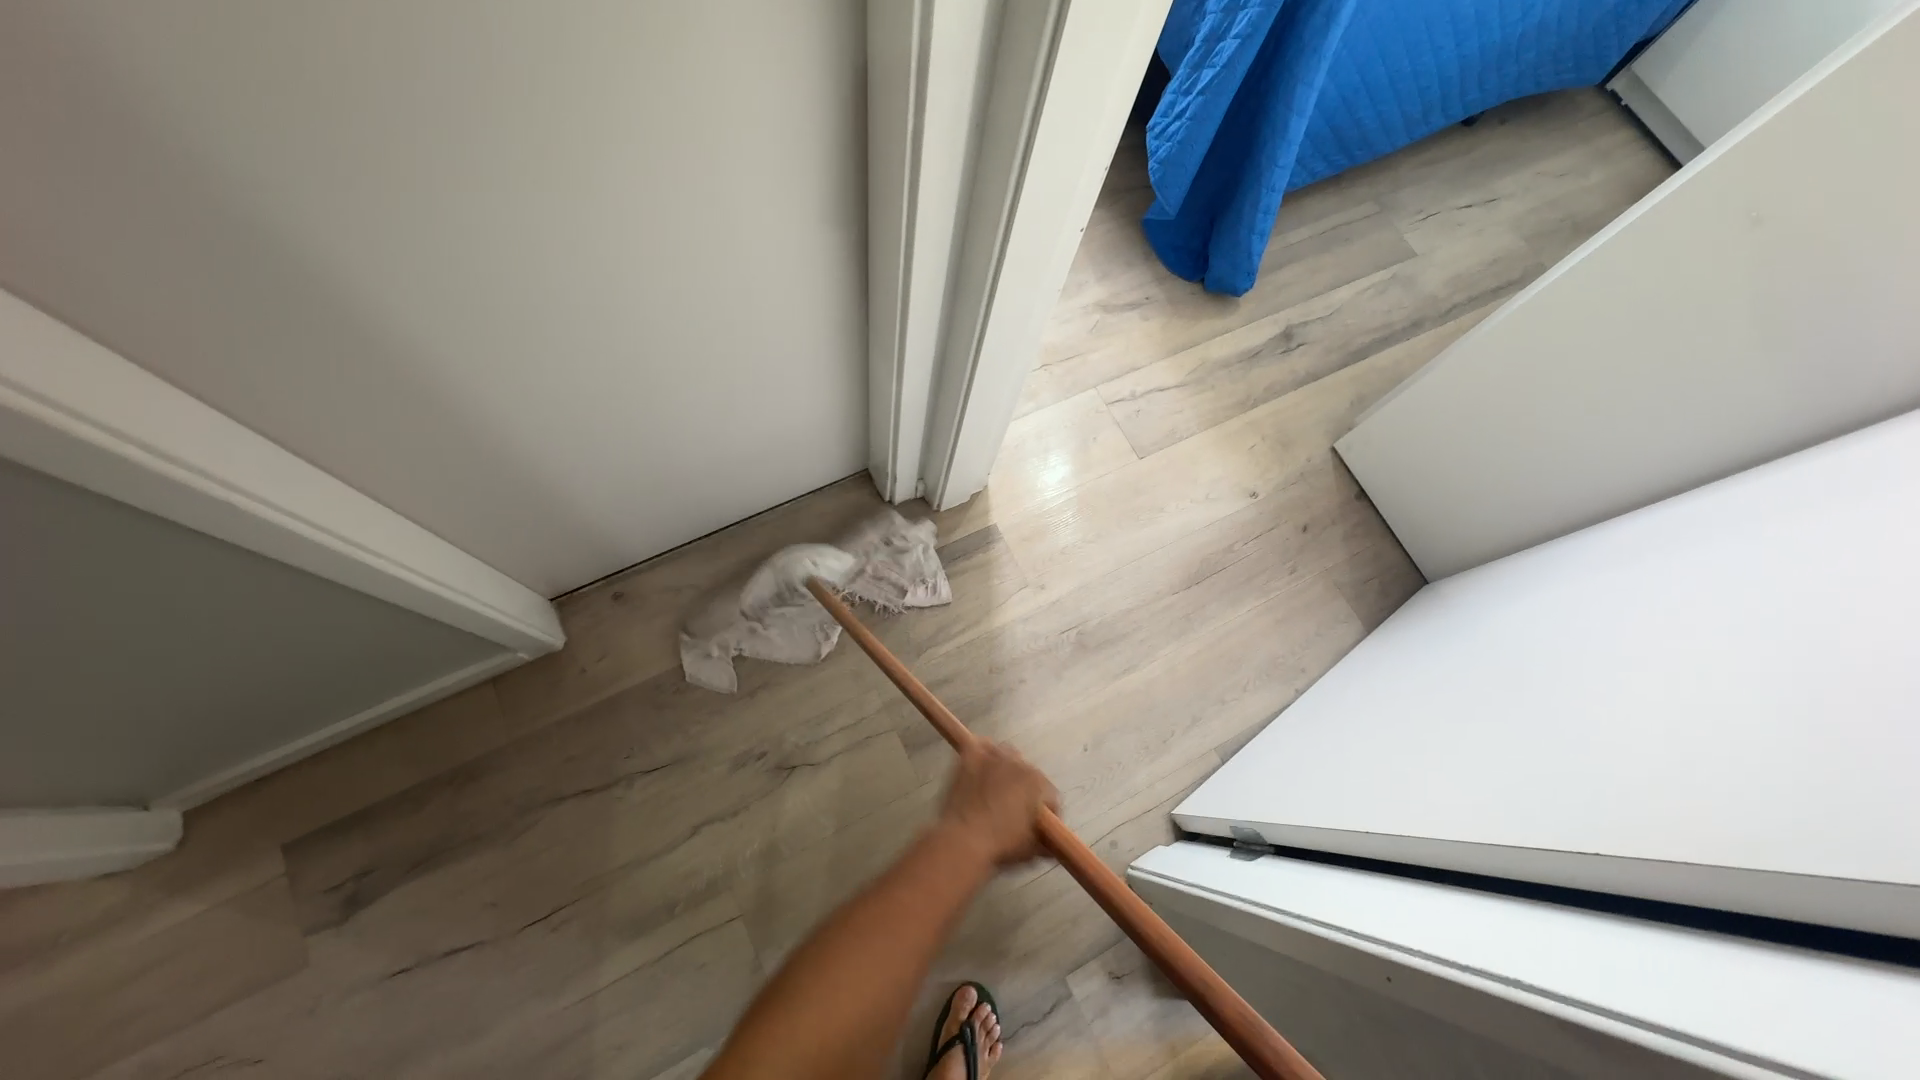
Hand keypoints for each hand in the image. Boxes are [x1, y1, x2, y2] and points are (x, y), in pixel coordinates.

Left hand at [936, 740, 1059, 866]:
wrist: (962, 840)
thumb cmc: (1000, 847)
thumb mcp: (1030, 850)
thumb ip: (1044, 843)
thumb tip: (1048, 845)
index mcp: (1038, 784)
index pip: (1049, 795)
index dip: (1046, 812)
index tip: (1039, 825)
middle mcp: (1019, 763)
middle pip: (1027, 773)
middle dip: (1024, 789)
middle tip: (1014, 809)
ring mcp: (993, 757)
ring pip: (1006, 756)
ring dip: (1004, 768)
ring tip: (995, 788)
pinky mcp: (970, 755)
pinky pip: (980, 746)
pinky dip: (981, 754)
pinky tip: (978, 767)